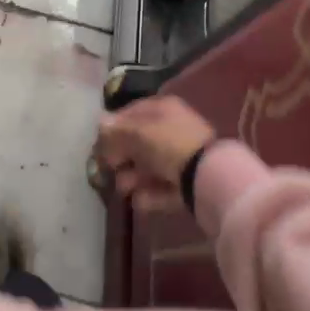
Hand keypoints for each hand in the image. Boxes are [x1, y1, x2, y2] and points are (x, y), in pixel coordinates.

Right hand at [96, 96, 215, 210]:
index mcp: (163, 109)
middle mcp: (172, 129)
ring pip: (149, 167)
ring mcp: (181, 158)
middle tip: (110, 168)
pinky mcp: (187, 184)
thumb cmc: (170, 145)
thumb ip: (116, 130)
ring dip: (132, 178)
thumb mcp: (137, 133)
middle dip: (121, 157)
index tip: (100, 143)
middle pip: (138, 143)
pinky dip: (149, 194)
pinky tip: (139, 201)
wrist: (209, 178)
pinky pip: (162, 186)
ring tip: (125, 189)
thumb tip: (100, 123)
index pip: (131, 113)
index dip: (113, 127)